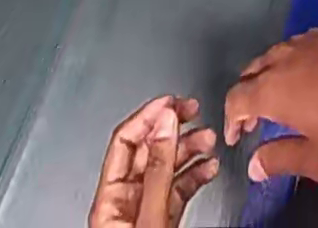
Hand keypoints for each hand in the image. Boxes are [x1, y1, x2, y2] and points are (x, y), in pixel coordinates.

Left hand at [89, 96, 218, 227]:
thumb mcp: (150, 216)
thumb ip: (158, 169)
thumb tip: (165, 120)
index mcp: (109, 200)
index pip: (125, 140)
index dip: (148, 115)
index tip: (172, 101)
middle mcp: (124, 203)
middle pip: (150, 150)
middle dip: (176, 128)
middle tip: (194, 110)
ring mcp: (144, 212)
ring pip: (168, 167)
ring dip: (191, 148)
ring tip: (208, 139)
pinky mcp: (162, 222)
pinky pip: (178, 188)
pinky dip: (196, 174)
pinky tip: (209, 166)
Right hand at [224, 30, 317, 182]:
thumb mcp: (315, 158)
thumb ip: (280, 160)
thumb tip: (253, 165)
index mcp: (272, 90)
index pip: (236, 99)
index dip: (231, 119)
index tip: (237, 137)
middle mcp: (281, 59)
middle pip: (249, 72)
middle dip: (246, 96)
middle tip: (254, 120)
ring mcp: (301, 41)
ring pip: (270, 55)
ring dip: (265, 76)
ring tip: (276, 96)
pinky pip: (293, 44)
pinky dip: (287, 61)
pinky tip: (301, 74)